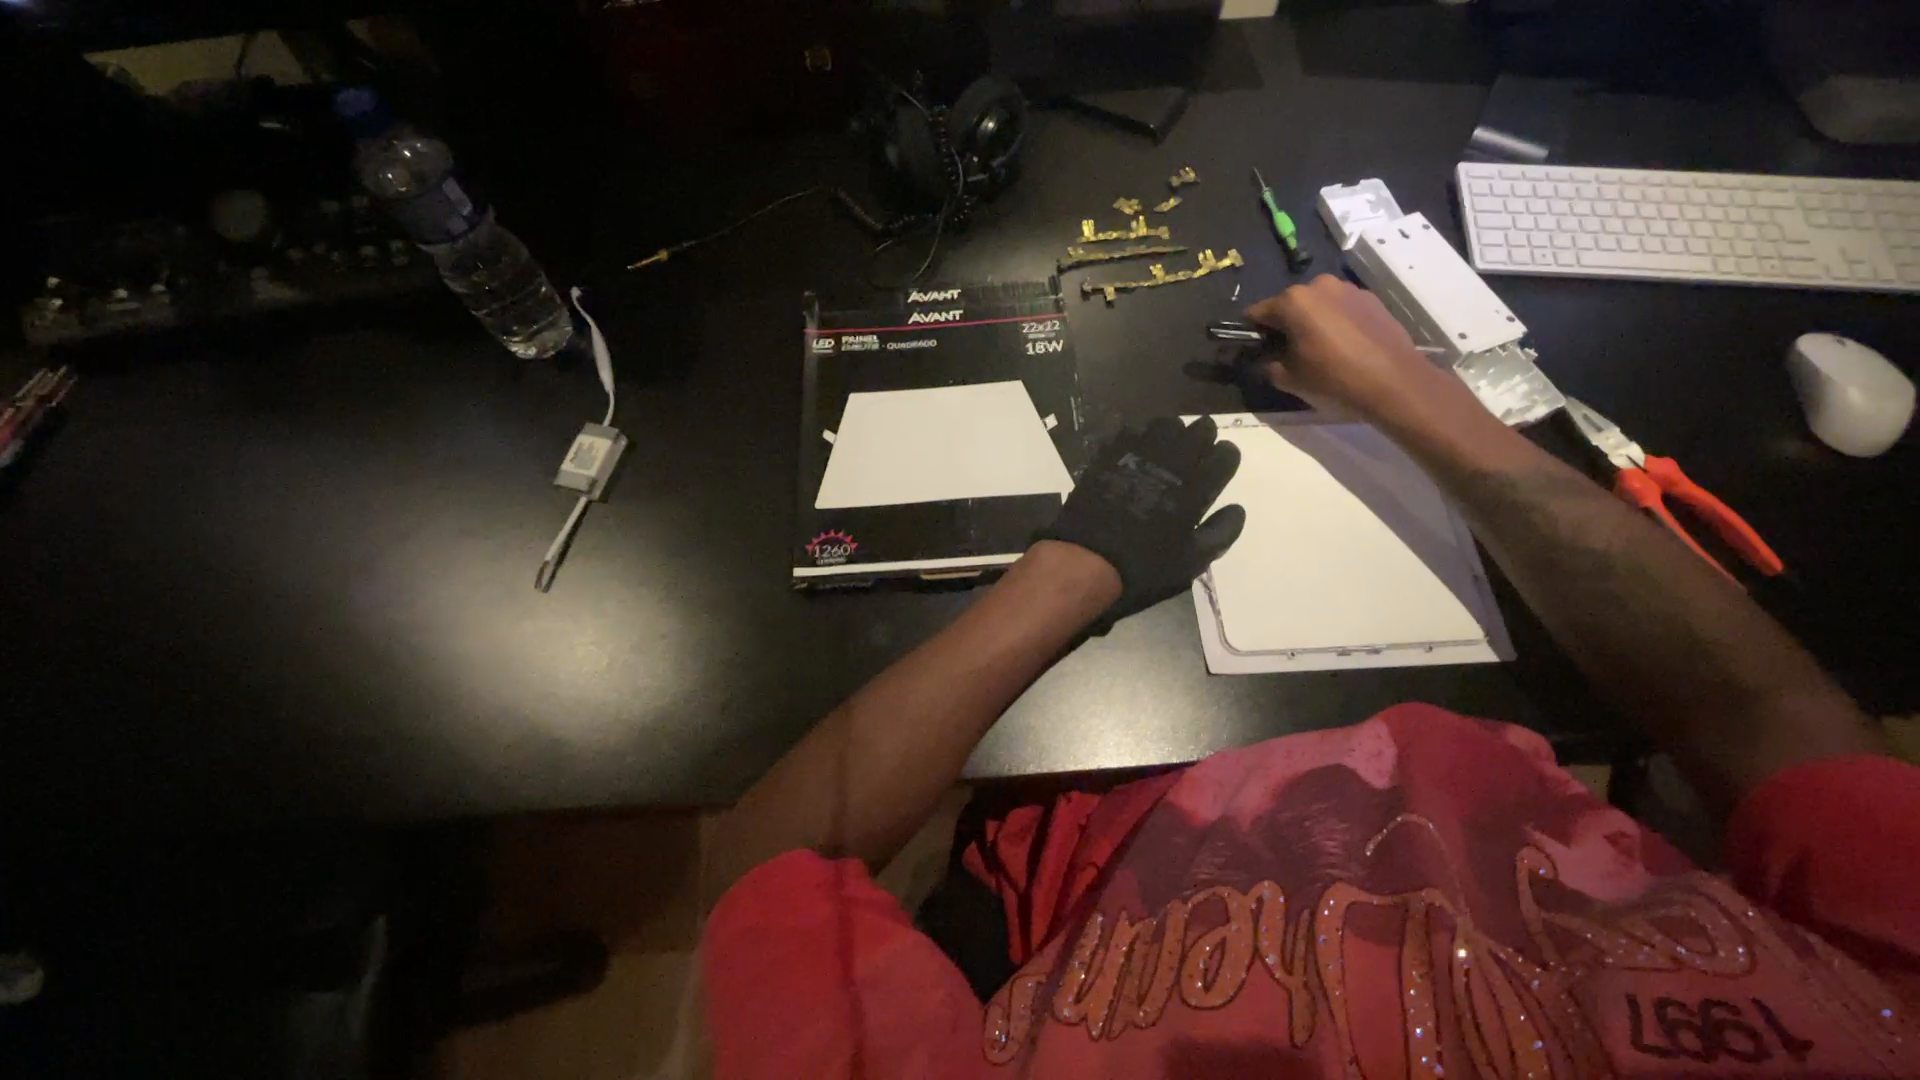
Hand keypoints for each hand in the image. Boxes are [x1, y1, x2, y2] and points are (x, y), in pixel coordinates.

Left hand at [1039, 416, 1244, 628]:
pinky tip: (1136, 451)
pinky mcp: (1109, 454)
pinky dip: (1138, 437)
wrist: (1090, 558)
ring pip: (1165, 424)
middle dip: (1203, 436)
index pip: (1225, 455)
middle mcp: (1173, 462)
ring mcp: (1139, 453)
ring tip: (1168, 447)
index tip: (1220, 463)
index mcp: (1197, 487)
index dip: (1226, 457)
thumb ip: (1220, 532)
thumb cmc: (1147, 563)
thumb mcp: (1192, 559)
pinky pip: (1130, 432)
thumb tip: (1237, 509)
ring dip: (1172, 432)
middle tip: (1198, 449)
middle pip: (1199, 430)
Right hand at [1244, 275, 1458, 423]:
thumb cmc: (1334, 380)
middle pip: (1288, 305)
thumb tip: (1264, 360)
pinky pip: (1341, 308)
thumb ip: (1268, 365)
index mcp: (1293, 302)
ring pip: (1317, 305)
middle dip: (1284, 326)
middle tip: (1289, 354)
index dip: (1251, 334)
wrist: (1395, 383)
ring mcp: (1348, 289)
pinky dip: (1336, 323)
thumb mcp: (1289, 380)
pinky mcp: (1371, 299)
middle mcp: (1319, 285)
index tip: (1254, 351)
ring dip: (1311, 323)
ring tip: (1320, 351)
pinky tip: (1344, 348)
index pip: (1256, 313)